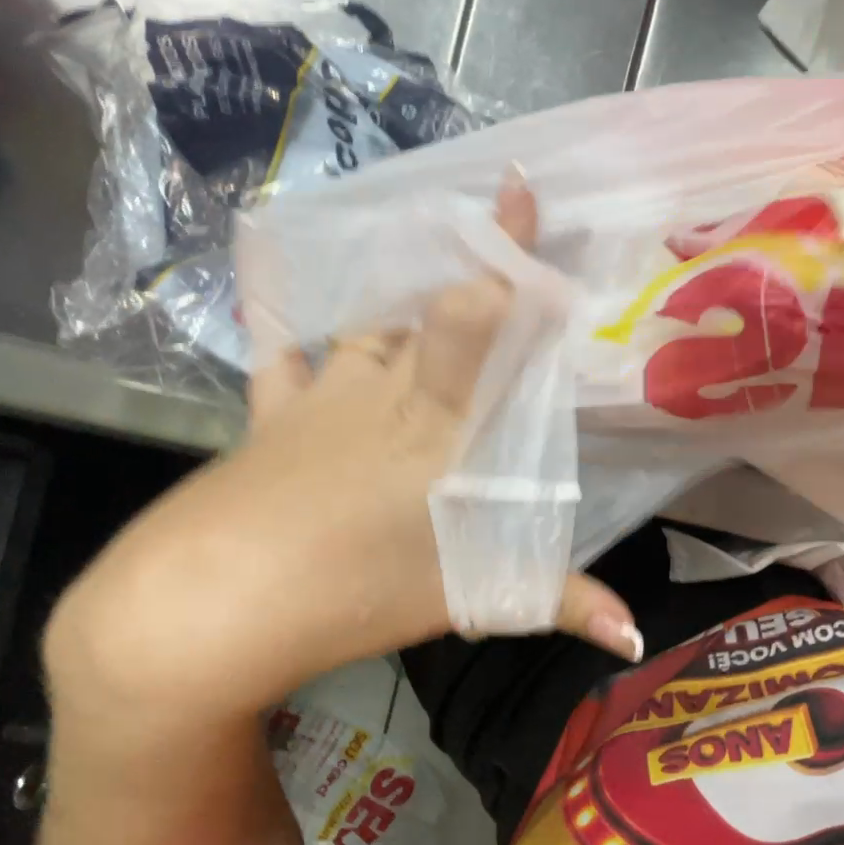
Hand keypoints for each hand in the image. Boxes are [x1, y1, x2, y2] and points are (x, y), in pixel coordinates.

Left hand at [44, 174, 640, 719]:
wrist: (202, 610)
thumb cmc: (354, 596)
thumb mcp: (476, 600)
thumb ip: (567, 606)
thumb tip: (641, 640)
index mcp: (444, 426)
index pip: (480, 327)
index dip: (509, 268)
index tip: (531, 210)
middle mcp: (388, 392)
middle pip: (437, 308)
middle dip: (479, 255)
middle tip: (510, 204)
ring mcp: (323, 397)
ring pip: (377, 322)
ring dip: (411, 289)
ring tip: (441, 252)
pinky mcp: (272, 414)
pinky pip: (281, 349)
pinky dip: (281, 308)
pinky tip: (269, 257)